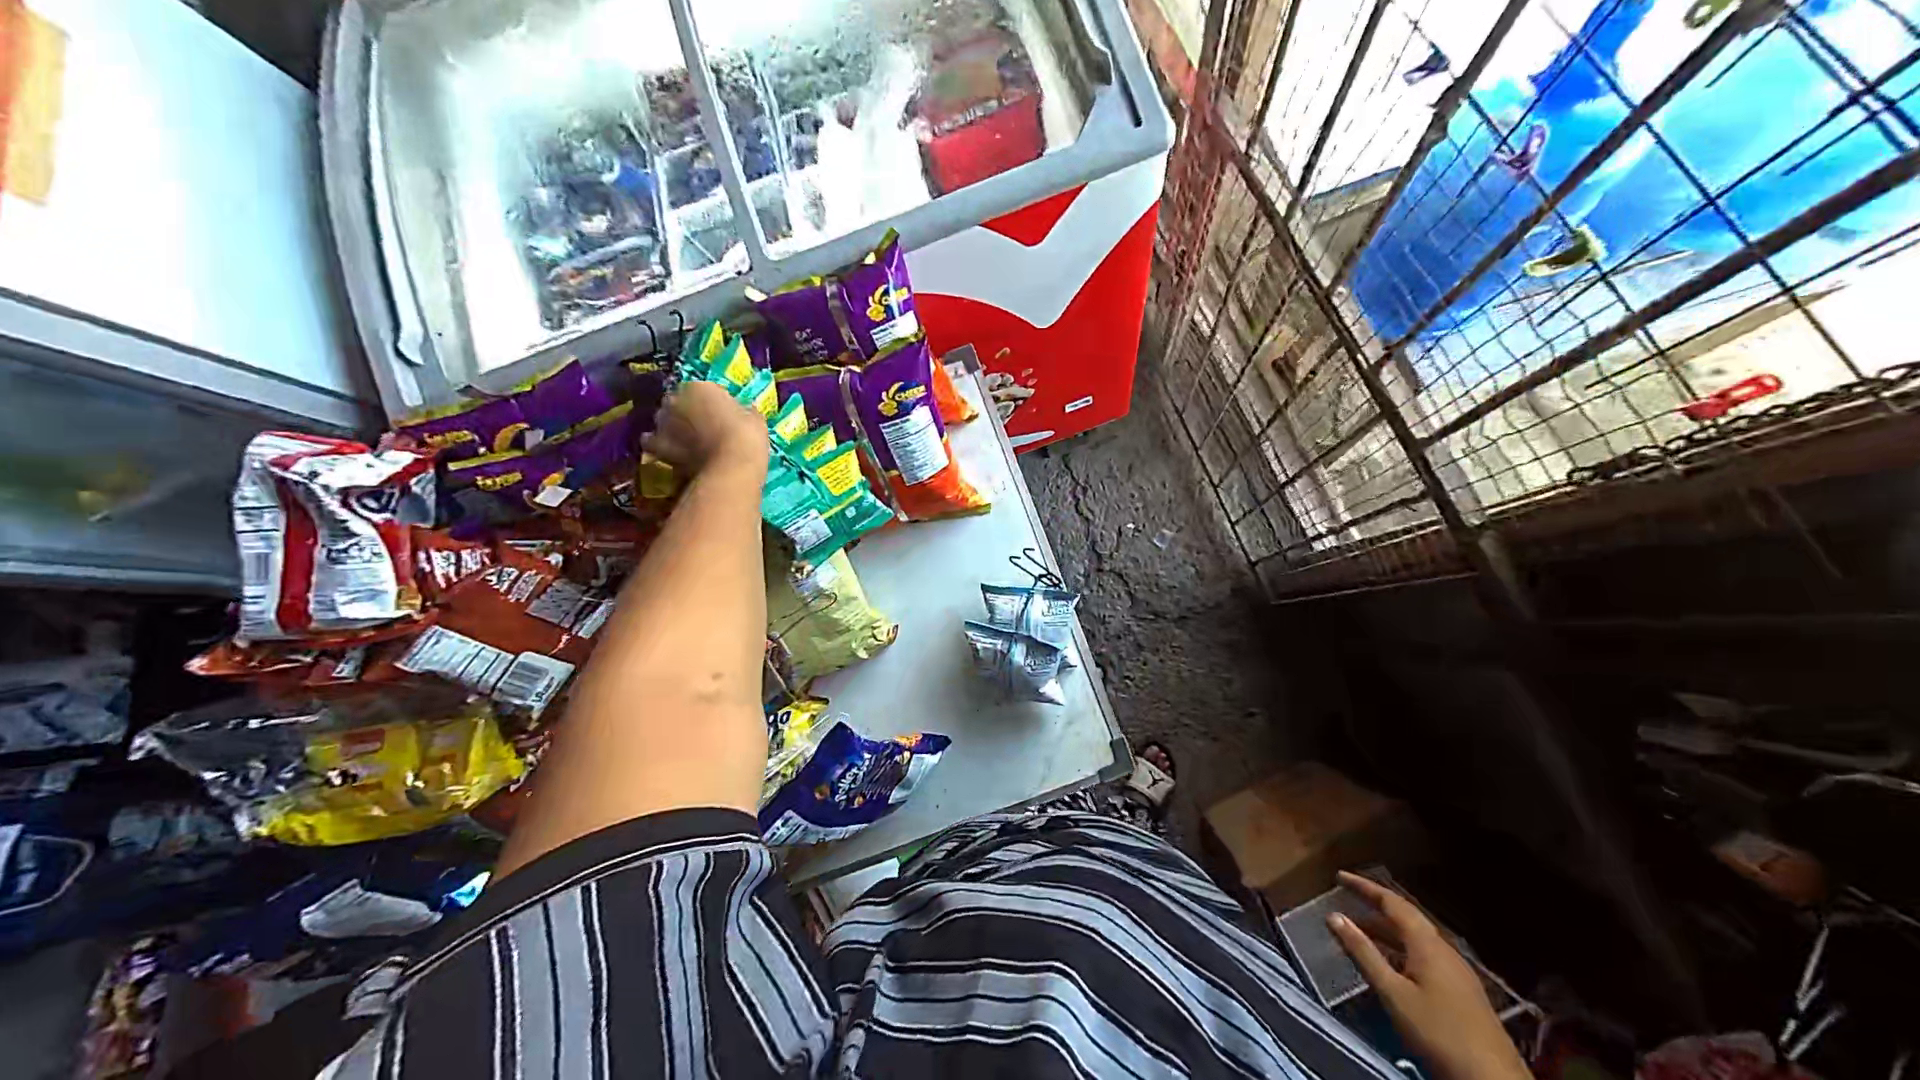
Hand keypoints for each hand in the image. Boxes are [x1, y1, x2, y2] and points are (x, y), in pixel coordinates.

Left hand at [642, 381, 767, 476]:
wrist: (730, 467)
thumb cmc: (746, 437)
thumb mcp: (754, 418)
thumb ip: (743, 411)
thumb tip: (743, 412)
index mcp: (699, 386)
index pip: (702, 389)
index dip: (710, 402)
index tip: (720, 414)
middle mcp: (675, 399)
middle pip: (677, 402)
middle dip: (686, 412)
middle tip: (701, 427)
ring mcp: (662, 422)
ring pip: (663, 420)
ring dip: (671, 427)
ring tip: (684, 441)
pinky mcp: (657, 446)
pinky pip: (652, 442)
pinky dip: (657, 445)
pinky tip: (667, 452)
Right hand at [1328, 871, 1530, 1079]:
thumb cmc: (1438, 1032)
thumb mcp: (1393, 993)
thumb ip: (1363, 953)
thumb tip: (1334, 917)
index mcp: (1427, 944)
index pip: (1393, 903)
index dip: (1365, 887)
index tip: (1339, 877)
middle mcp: (1444, 950)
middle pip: (1406, 918)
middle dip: (1375, 905)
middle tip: (1347, 898)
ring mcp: (1457, 972)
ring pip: (1415, 938)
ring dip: (1386, 929)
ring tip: (1359, 929)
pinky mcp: (1462, 991)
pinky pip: (1423, 955)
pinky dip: (1399, 948)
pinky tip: (1388, 963)